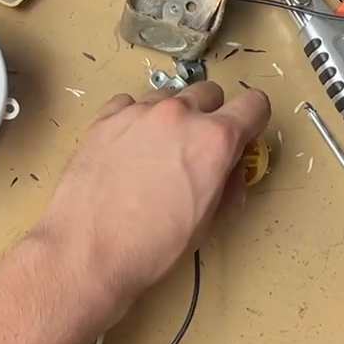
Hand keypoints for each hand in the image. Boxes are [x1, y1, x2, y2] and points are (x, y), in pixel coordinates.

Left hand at [33, 81, 269, 315]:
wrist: (89, 251)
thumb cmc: (152, 246)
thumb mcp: (209, 224)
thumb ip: (231, 188)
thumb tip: (232, 172)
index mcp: (214, 139)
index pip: (254, 104)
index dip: (252, 123)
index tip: (242, 139)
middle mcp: (178, 115)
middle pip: (210, 93)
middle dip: (211, 117)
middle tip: (197, 150)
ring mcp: (138, 112)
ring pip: (169, 97)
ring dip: (172, 118)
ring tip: (157, 154)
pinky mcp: (105, 118)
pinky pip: (130, 105)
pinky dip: (135, 121)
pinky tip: (128, 151)